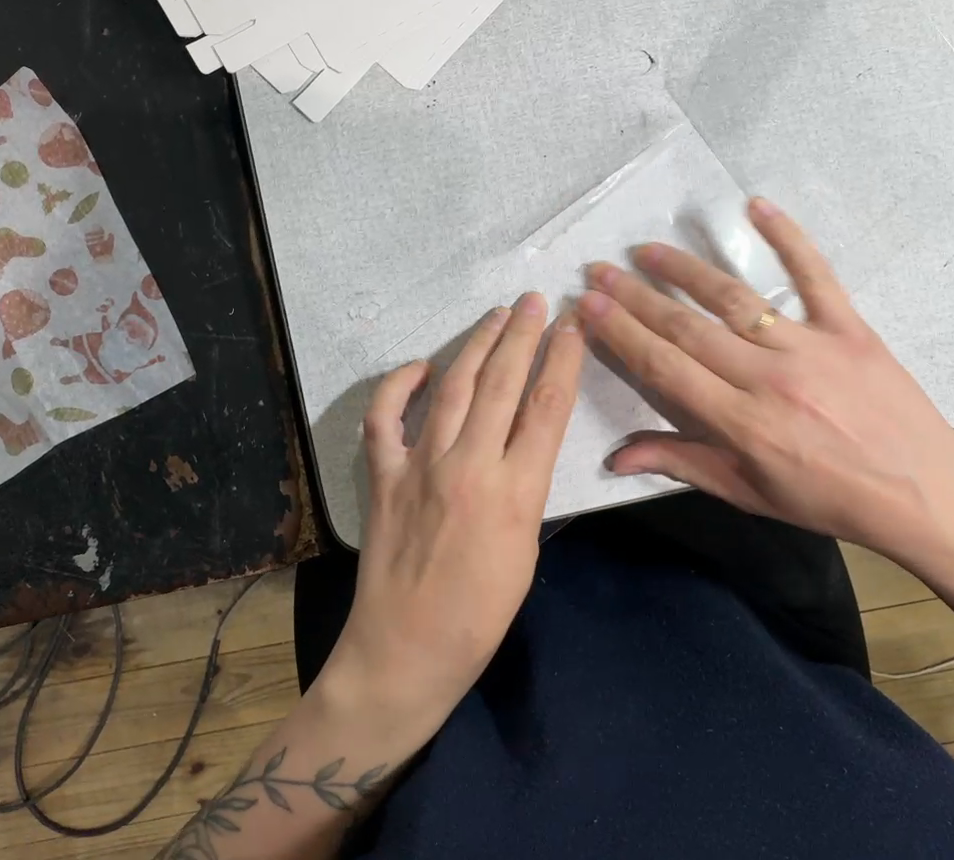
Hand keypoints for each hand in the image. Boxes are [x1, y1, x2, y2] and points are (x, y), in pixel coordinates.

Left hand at [323, 293, 584, 731]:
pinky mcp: (383, 477)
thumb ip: (527, 489)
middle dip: (522, 335)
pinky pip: (385, 418)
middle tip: (534, 301)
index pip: (547, 407)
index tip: (570, 326)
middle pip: (503, 384)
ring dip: (476, 345)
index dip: (562, 359)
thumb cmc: (481, 615)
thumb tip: (524, 443)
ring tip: (495, 315)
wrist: (407, 650)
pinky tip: (421, 366)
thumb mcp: (528, 551)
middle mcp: (469, 467)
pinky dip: (399, 385)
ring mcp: (420, 467)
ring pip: (453, 388)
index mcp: (517, 493)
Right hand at [577, 198, 953, 562]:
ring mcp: (811, 347)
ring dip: (685, 269)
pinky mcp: (850, 328)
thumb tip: (615, 455)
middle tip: (598, 270)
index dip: (620, 333)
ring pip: (734, 299)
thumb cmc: (827, 500)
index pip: (664, 367)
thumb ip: (682, 463)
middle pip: (687, 327)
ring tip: (646, 251)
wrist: (922, 497)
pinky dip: (787, 238)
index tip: (587, 305)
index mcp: (742, 423)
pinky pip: (814, 276)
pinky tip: (756, 207)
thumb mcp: (749, 493)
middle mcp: (769, 378)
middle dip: (635, 297)